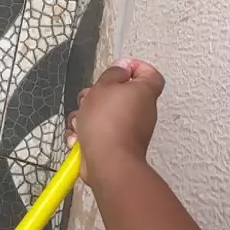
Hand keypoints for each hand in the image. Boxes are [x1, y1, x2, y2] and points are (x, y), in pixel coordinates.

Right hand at [68, 57, 164, 187]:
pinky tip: (78, 137)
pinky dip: (86, 133)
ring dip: (86, 114)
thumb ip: (113, 73)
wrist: (107, 162)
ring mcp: (129, 129)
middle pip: (120, 93)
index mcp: (143, 93)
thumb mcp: (103, 86)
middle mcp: (141, 111)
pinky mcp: (116, 144)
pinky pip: (99, 131)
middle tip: (89, 97)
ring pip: (104, 113)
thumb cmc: (107, 122)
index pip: (151, 74)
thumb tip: (122, 68)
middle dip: (98, 93)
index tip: (119, 68)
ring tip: (80, 121)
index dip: (136, 67)